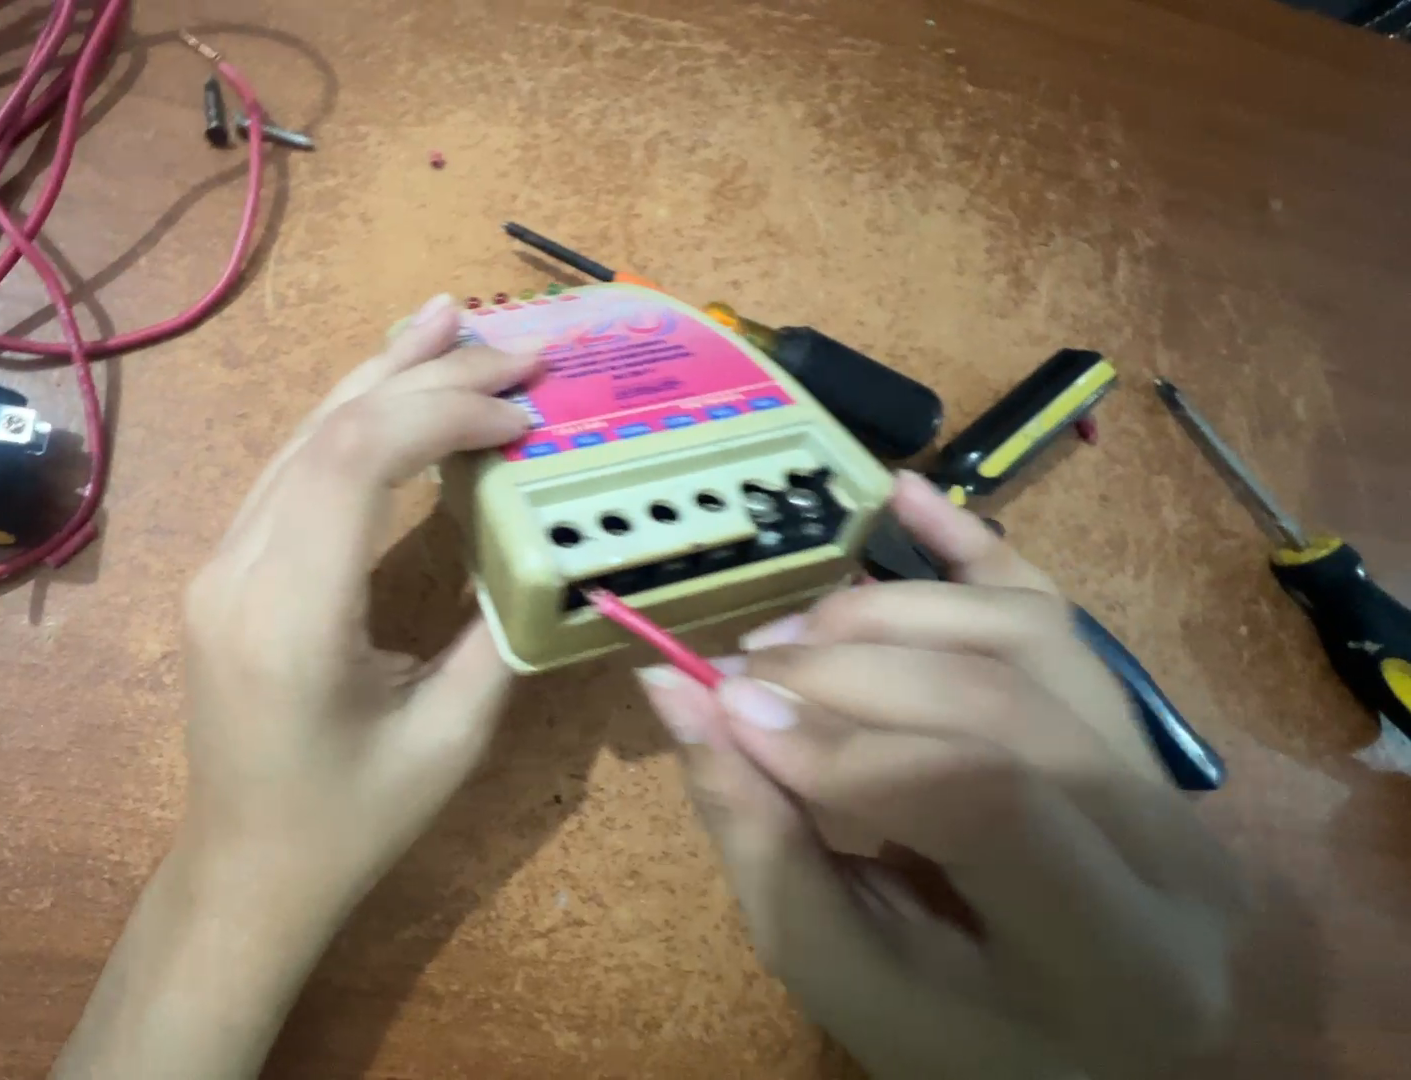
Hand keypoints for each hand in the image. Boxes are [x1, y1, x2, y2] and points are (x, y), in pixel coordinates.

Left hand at [178, 292, 536, 920]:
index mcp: (291, 619)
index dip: (444, 414)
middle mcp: (239, 572)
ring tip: (449, 320)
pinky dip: (351, 418)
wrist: (246, 870)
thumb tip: (540, 540)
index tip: (524, 416)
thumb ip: (495, 630)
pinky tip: (389, 384)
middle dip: (426, 375)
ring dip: (383, 374)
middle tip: (511, 342)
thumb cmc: (353, 822)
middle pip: (329, 432)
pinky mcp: (228, 567)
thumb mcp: (449, 739)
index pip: (355, 461)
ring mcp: (221, 563)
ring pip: (302, 436)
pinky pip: (291, 470)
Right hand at [637, 471, 1246, 1079]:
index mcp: (1113, 952)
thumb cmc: (932, 1026)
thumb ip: (746, 819)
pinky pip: (1052, 608)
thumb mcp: (818, 952)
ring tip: (790, 636)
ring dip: (881, 613)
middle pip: (996, 697)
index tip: (727, 713)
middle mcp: (1171, 848)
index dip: (836, 740)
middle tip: (737, 673)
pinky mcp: (1126, 726)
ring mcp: (1163, 775)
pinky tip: (905, 494)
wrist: (1050, 1041)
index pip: (980, 793)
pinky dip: (969, 544)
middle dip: (838, 671)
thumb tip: (669, 686)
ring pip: (1022, 632)